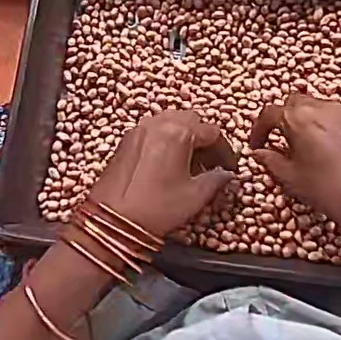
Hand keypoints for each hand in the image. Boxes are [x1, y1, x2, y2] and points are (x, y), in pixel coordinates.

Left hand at [85, 110, 237, 238]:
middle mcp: (157, 124)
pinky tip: (168, 162)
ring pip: (169, 122)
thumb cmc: (155, 208)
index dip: (224, 150)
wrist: (111, 219)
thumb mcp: (194, 196)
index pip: (211, 132)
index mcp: (177, 132)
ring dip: (184, 136)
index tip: (229, 167)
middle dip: (204, 138)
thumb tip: (226, 174)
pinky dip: (165, 139)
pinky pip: (152, 130)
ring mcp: (138, 130)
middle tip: (211, 162)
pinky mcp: (125, 141)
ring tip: (190, 162)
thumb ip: (216, 179)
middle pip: (190, 120)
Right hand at [248, 93, 340, 257]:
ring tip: (312, 149)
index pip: (269, 114)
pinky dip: (335, 128)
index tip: (258, 144)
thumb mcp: (293, 179)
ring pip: (321, 108)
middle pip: (295, 103)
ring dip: (311, 122)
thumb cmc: (334, 192)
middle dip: (285, 120)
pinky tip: (338, 152)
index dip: (259, 129)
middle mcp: (325, 108)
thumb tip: (260, 153)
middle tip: (283, 143)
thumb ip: (271, 161)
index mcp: (300, 119)